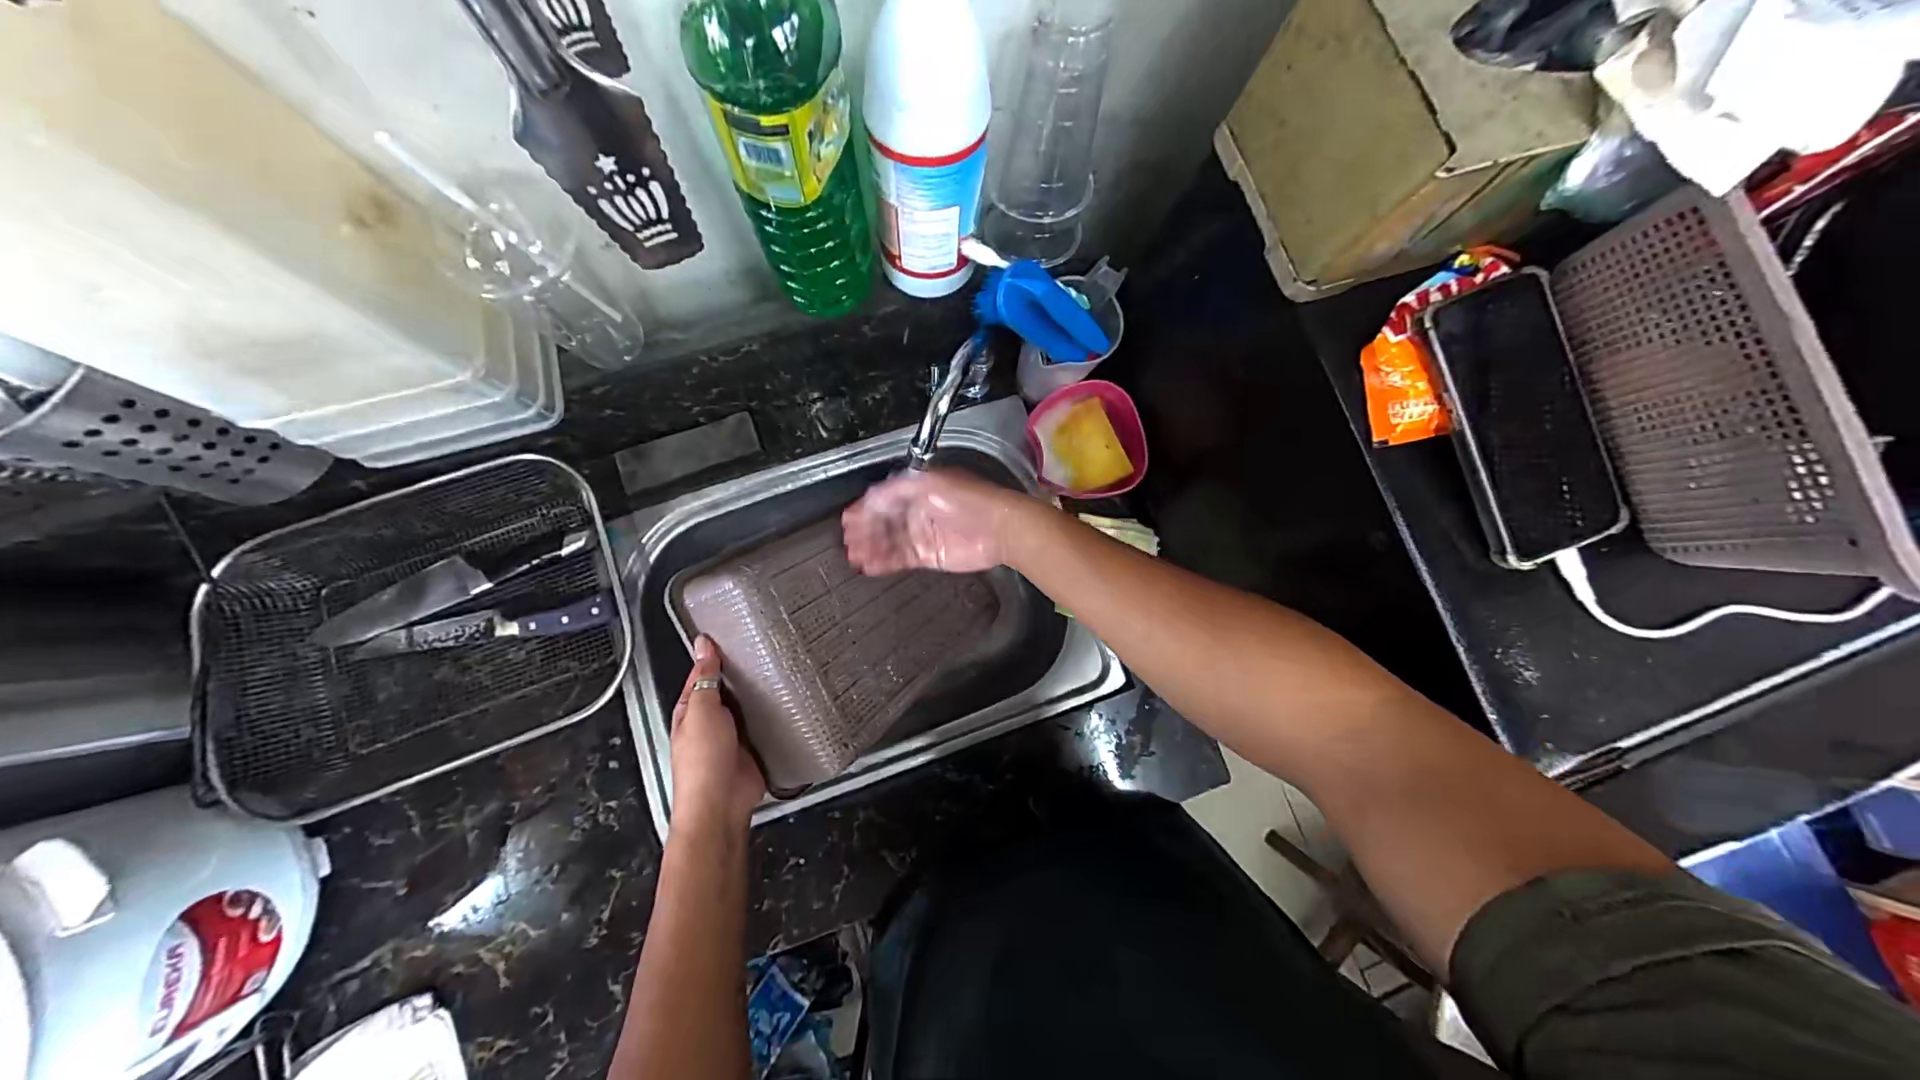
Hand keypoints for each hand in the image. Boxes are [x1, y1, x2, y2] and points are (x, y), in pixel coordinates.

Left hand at [670, 635, 764, 831]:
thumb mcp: (701, 710)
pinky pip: (763, 723)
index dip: (714, 654)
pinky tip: (783, 702)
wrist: (721, 803)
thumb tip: (702, 645)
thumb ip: (704, 677)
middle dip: (741, 674)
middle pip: (728, 688)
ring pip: (747, 704)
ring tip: (776, 670)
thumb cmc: (702, 762)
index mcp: (690, 709)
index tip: (730, 633)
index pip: (702, 673)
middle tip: (761, 650)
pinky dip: (771, 714)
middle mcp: (711, 720)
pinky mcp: (753, 745)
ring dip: (757, 693)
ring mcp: (732, 734)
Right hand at [841, 468, 1037, 574]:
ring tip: (854, 555)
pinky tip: (869, 565)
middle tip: (849, 539)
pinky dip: (884, 562)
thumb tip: (872, 495)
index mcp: (918, 489)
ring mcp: (923, 534)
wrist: (1001, 528)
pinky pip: (901, 558)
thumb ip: (898, 489)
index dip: (865, 508)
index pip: (884, 499)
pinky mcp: (929, 555)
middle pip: (884, 522)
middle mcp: (919, 511)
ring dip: (870, 547)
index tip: (849, 518)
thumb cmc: (974, 501)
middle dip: (864, 530)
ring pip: (889, 541)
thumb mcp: (932, 484)